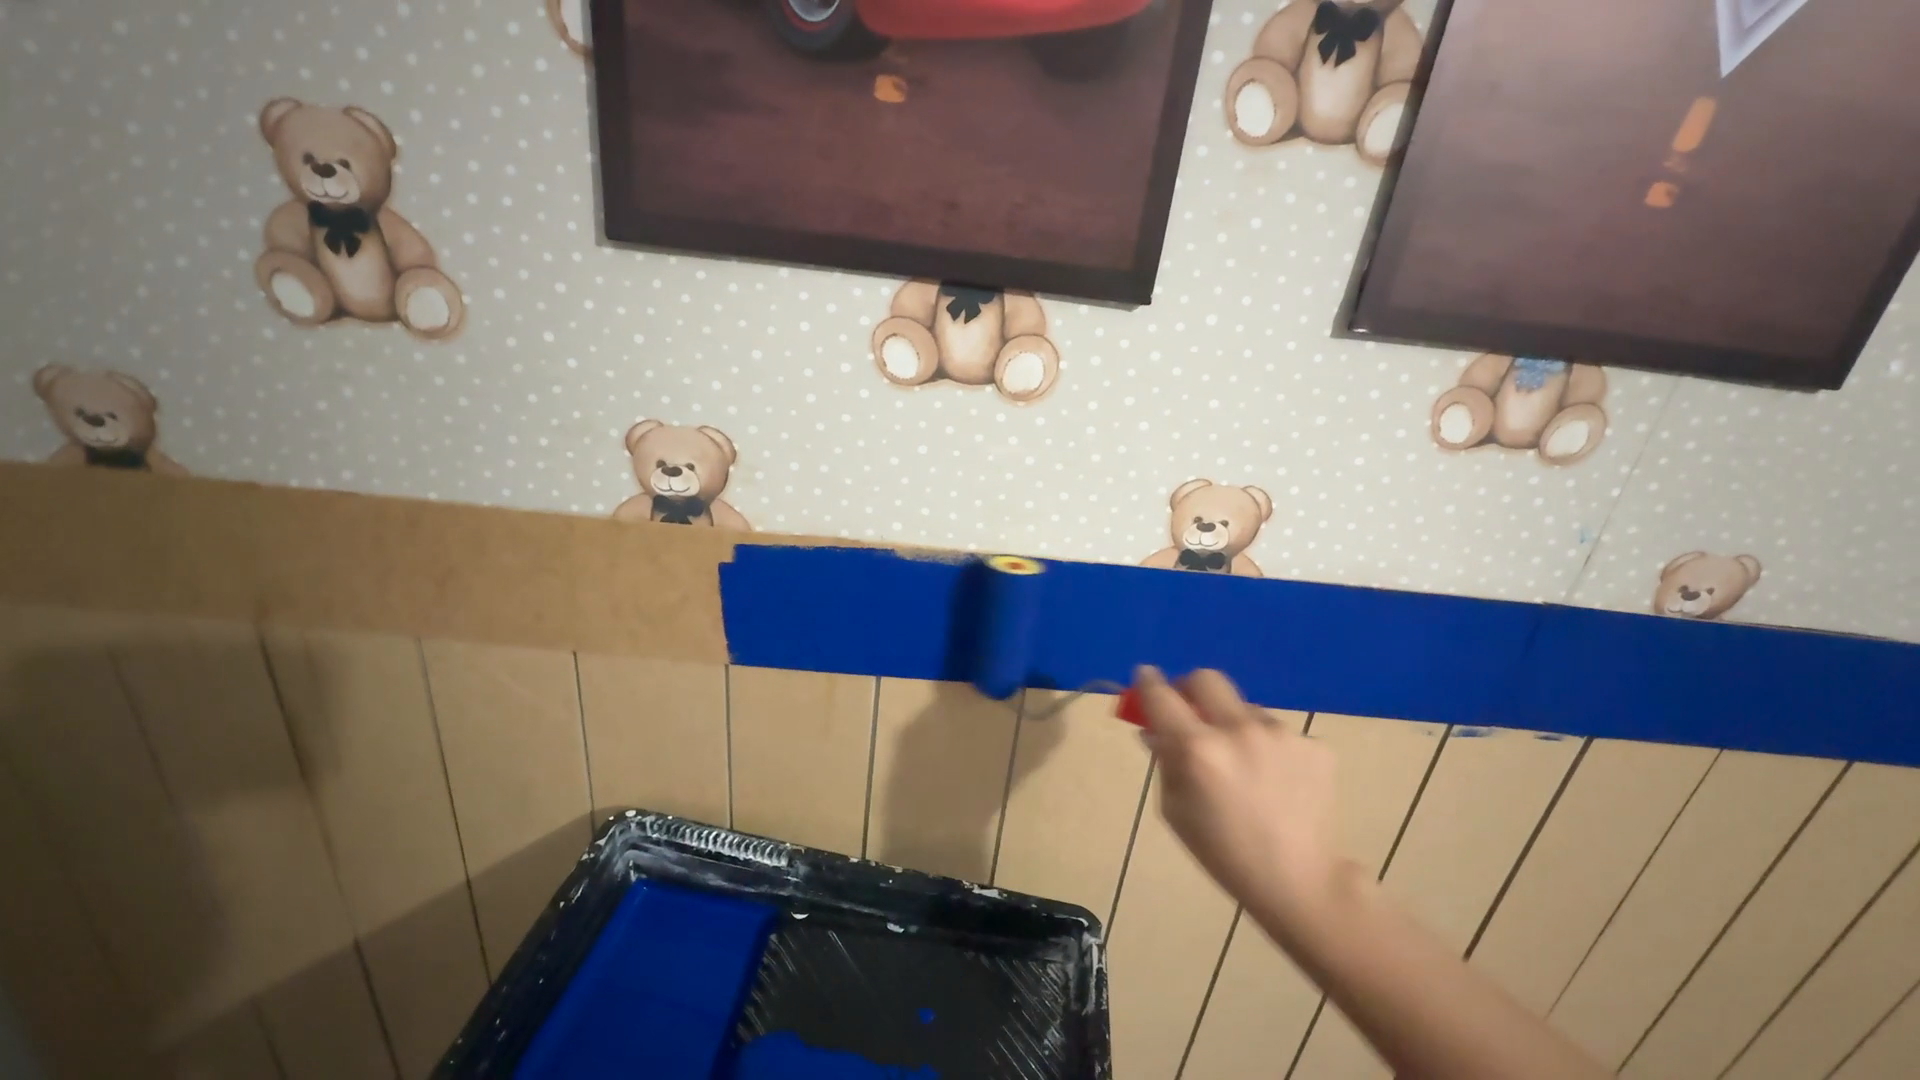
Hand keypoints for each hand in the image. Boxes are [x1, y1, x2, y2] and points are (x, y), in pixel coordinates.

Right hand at [1133, 666, 1343, 922]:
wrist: (1300, 881)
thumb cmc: (1224, 853)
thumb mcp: (1175, 810)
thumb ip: (1165, 761)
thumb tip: (1155, 729)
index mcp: (1198, 749)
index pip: (1162, 696)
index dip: (1148, 681)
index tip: (1144, 675)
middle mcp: (1239, 730)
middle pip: (1206, 678)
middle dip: (1191, 688)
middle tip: (1190, 710)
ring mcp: (1282, 734)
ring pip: (1246, 709)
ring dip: (1234, 726)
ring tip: (1244, 767)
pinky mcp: (1315, 745)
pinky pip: (1279, 734)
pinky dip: (1268, 748)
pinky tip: (1276, 782)